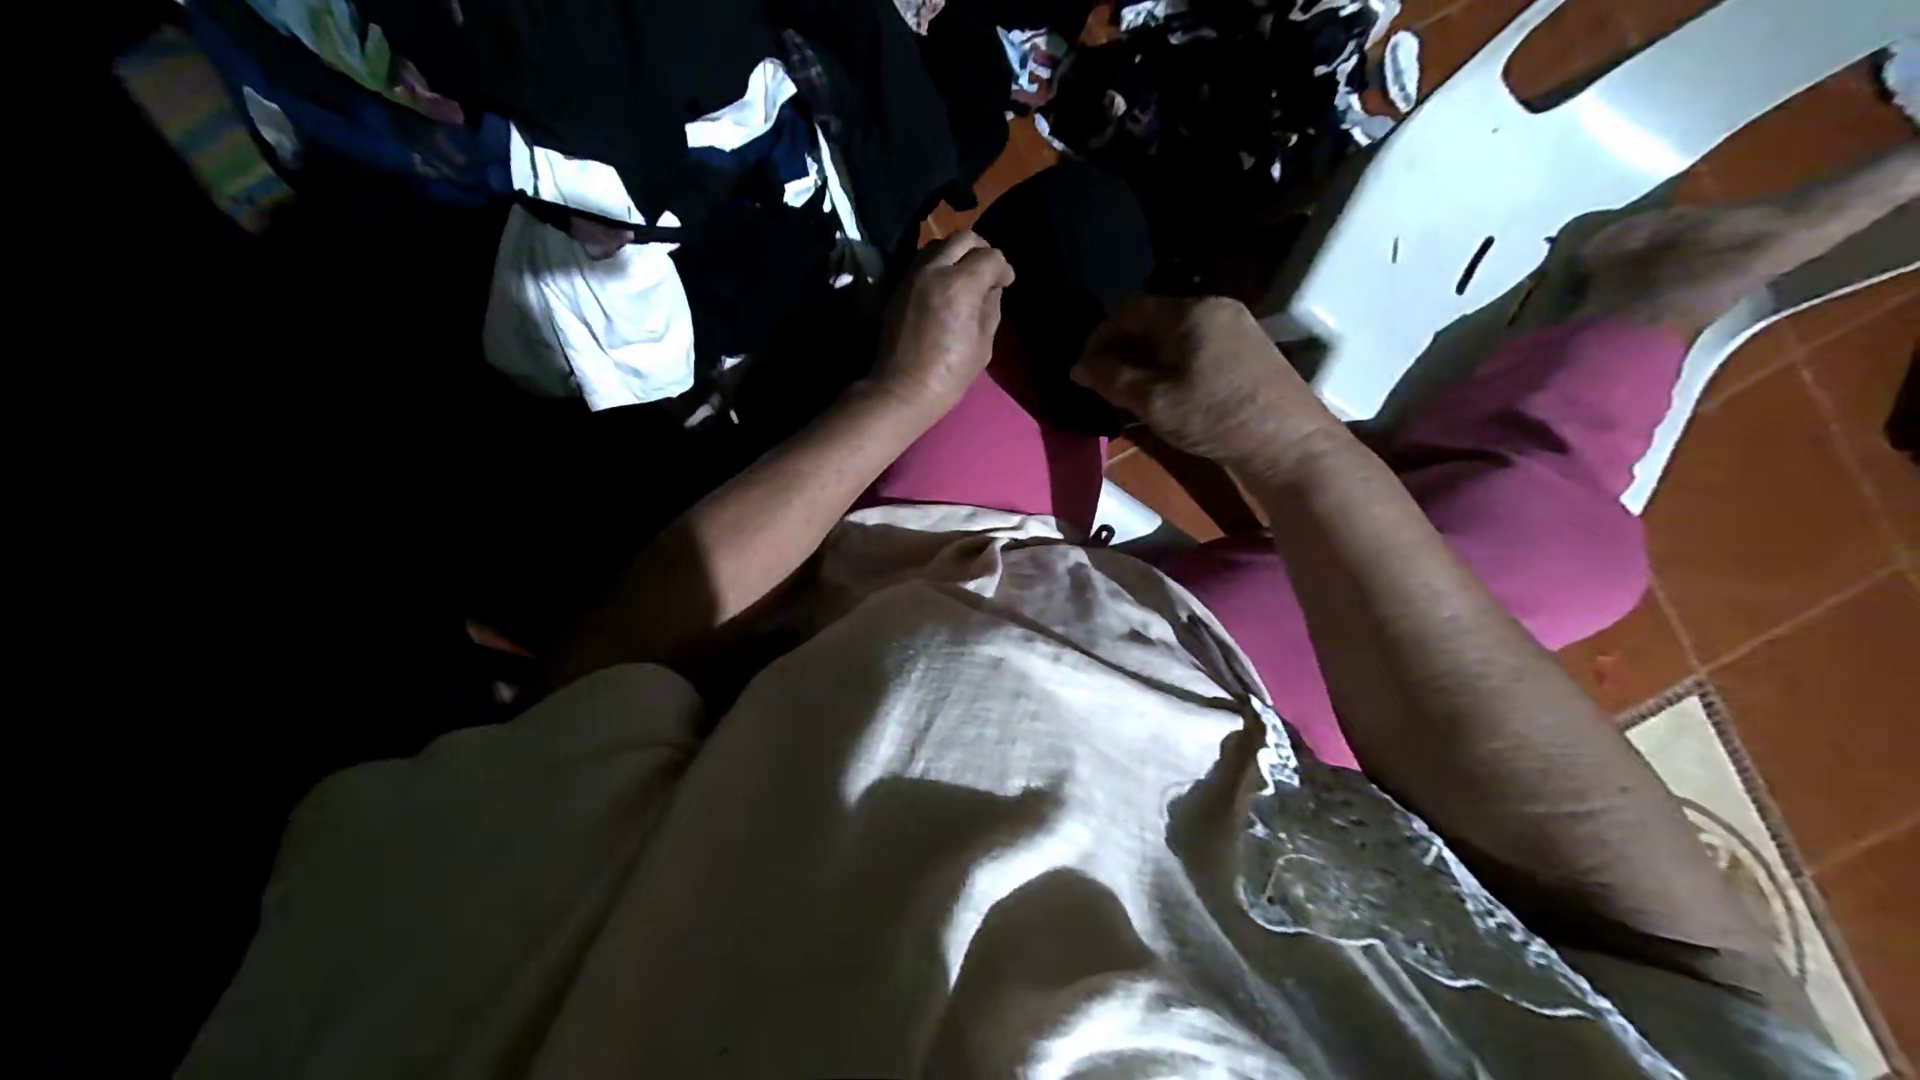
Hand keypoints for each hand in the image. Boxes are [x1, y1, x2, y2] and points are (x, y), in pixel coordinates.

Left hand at [872, 232, 1015, 411]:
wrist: (902, 389)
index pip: (990, 257)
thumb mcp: (983, 344)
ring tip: (966, 276)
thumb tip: (992, 288)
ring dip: (957, 253)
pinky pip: (922, 261)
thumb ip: (991, 308)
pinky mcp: (898, 286)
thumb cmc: (949, 374)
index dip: (1003, 269)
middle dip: (981, 250)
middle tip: (988, 271)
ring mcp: (912, 276)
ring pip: (938, 244)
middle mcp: (933, 270)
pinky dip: (938, 264)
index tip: (1006, 282)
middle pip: (962, 238)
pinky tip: (945, 286)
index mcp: (960, 286)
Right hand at [1071, 296, 1341, 473]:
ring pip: (1174, 335)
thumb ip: (1112, 379)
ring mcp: (1236, 327)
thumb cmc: (1216, 418)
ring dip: (1145, 359)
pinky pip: (1195, 346)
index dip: (1099, 337)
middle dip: (1122, 349)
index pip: (1129, 309)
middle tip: (1104, 384)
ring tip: (1130, 393)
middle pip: (1153, 319)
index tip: (1084, 369)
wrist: (1288, 444)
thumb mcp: (1155, 401)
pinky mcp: (1247, 350)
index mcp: (1191, 311)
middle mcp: (1215, 308)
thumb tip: (1078, 367)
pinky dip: (1170, 364)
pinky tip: (1164, 392)